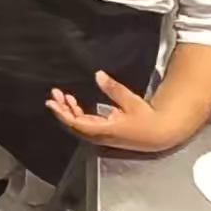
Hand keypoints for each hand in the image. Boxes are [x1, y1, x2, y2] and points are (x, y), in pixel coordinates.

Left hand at [46, 71, 181, 152]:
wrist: (159, 135)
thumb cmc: (147, 118)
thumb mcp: (132, 101)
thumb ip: (113, 89)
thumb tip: (98, 75)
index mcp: (103, 130)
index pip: (76, 123)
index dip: (62, 113)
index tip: (52, 102)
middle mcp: (98, 135)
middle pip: (73, 124)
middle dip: (62, 109)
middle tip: (54, 94)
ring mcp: (100, 135)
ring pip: (78, 124)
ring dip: (68, 110)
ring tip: (60, 96)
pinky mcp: (103, 132)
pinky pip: (84, 124)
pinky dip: (77, 114)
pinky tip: (72, 103)